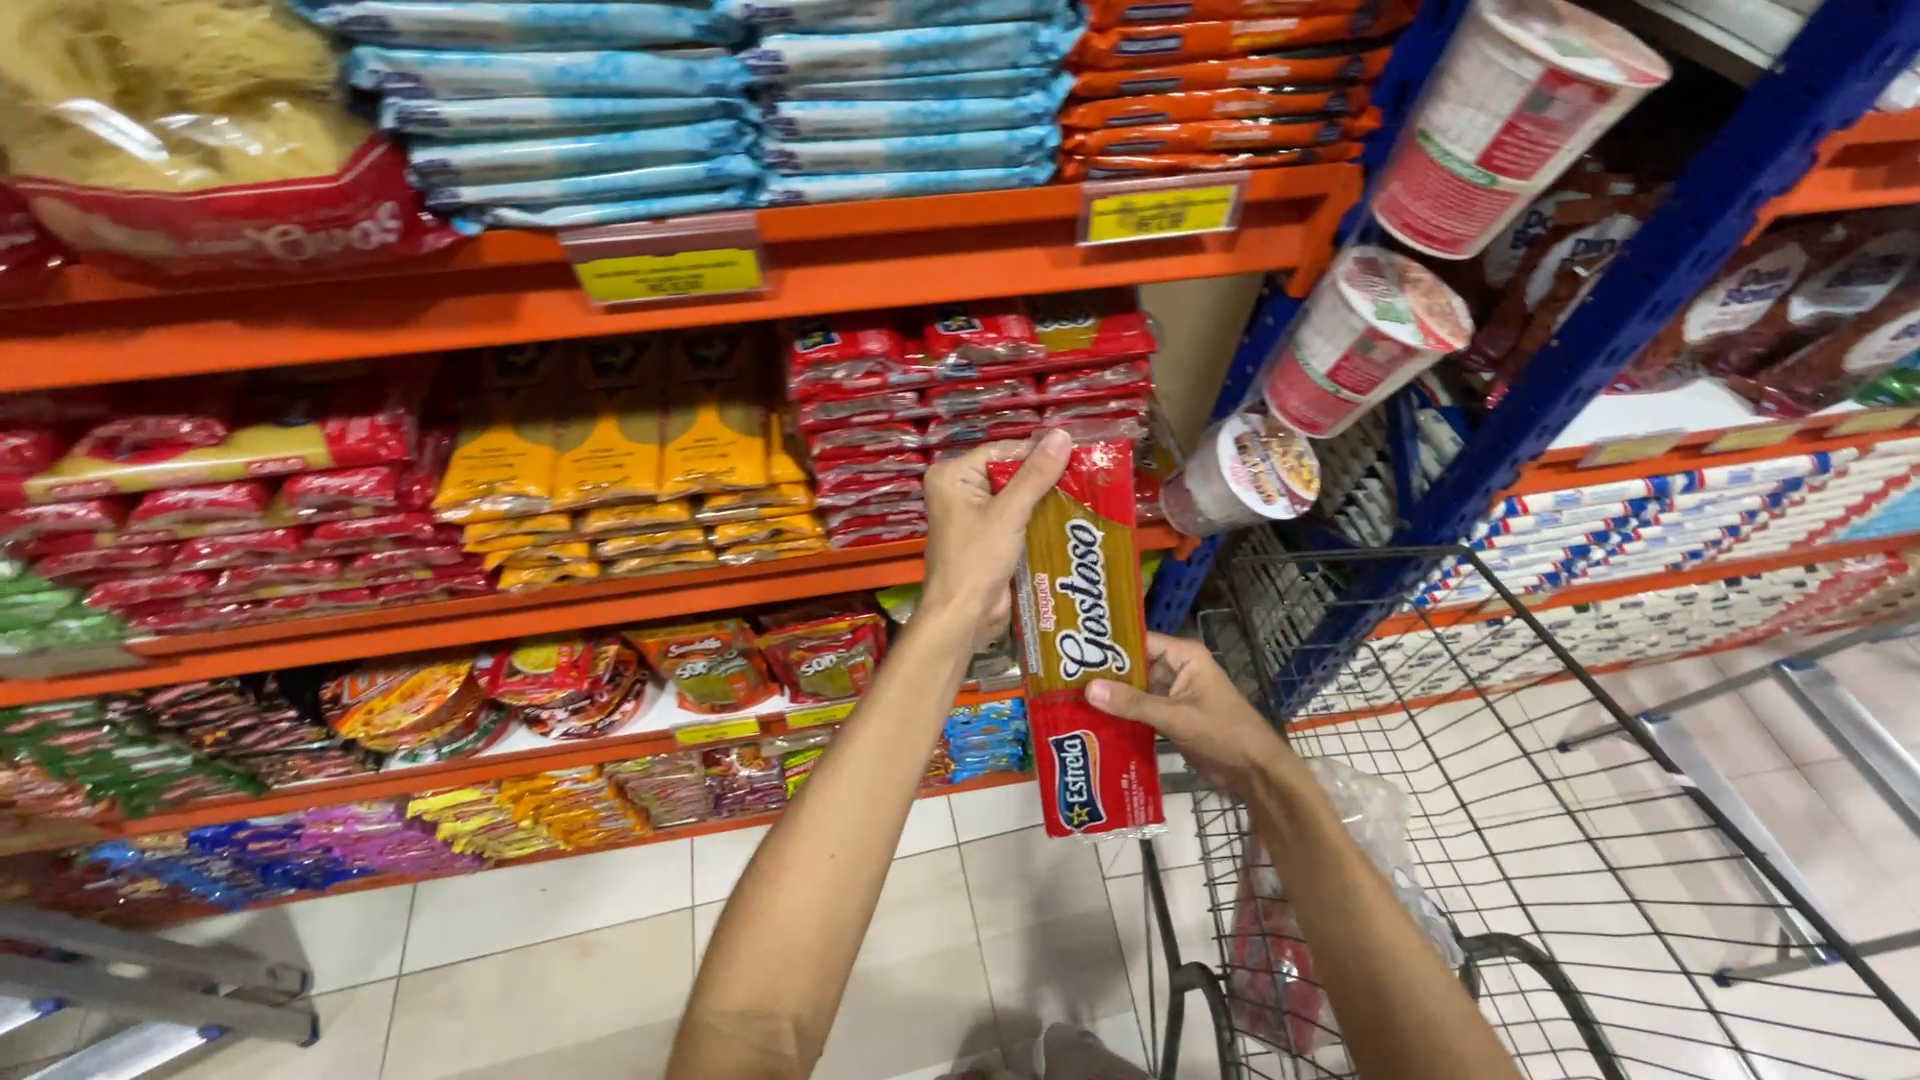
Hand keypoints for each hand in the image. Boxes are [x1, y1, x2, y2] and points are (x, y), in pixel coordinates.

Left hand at [922, 428, 1072, 649]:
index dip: (1035, 453)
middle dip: (1042, 477)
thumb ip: (1036, 475)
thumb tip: (1062, 435)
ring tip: (1083, 492)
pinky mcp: (987, 538)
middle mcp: (958, 491)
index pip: (1001, 451)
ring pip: (1015, 497)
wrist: (963, 615)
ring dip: (1044, 499)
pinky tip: (1068, 516)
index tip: (1074, 453)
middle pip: (1008, 473)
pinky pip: (1016, 518)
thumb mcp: (1009, 513)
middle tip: (1084, 472)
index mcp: (952, 476)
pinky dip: (1037, 518)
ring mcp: (972, 516)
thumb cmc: (977, 559)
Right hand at [1086, 632, 1294, 797]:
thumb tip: (1089, 688)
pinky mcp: (1170, 716)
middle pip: (1134, 665)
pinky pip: (1140, 709)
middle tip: (1064, 676)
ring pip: (1135, 689)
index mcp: (1184, 656)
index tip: (1075, 649)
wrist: (1254, 770)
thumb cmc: (1222, 732)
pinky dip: (1121, 714)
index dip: (1109, 646)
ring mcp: (1172, 694)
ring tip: (1070, 696)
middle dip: (1105, 672)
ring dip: (1111, 695)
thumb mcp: (1176, 717)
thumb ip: (1133, 703)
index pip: (1139, 641)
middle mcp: (1176, 669)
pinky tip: (1092, 719)